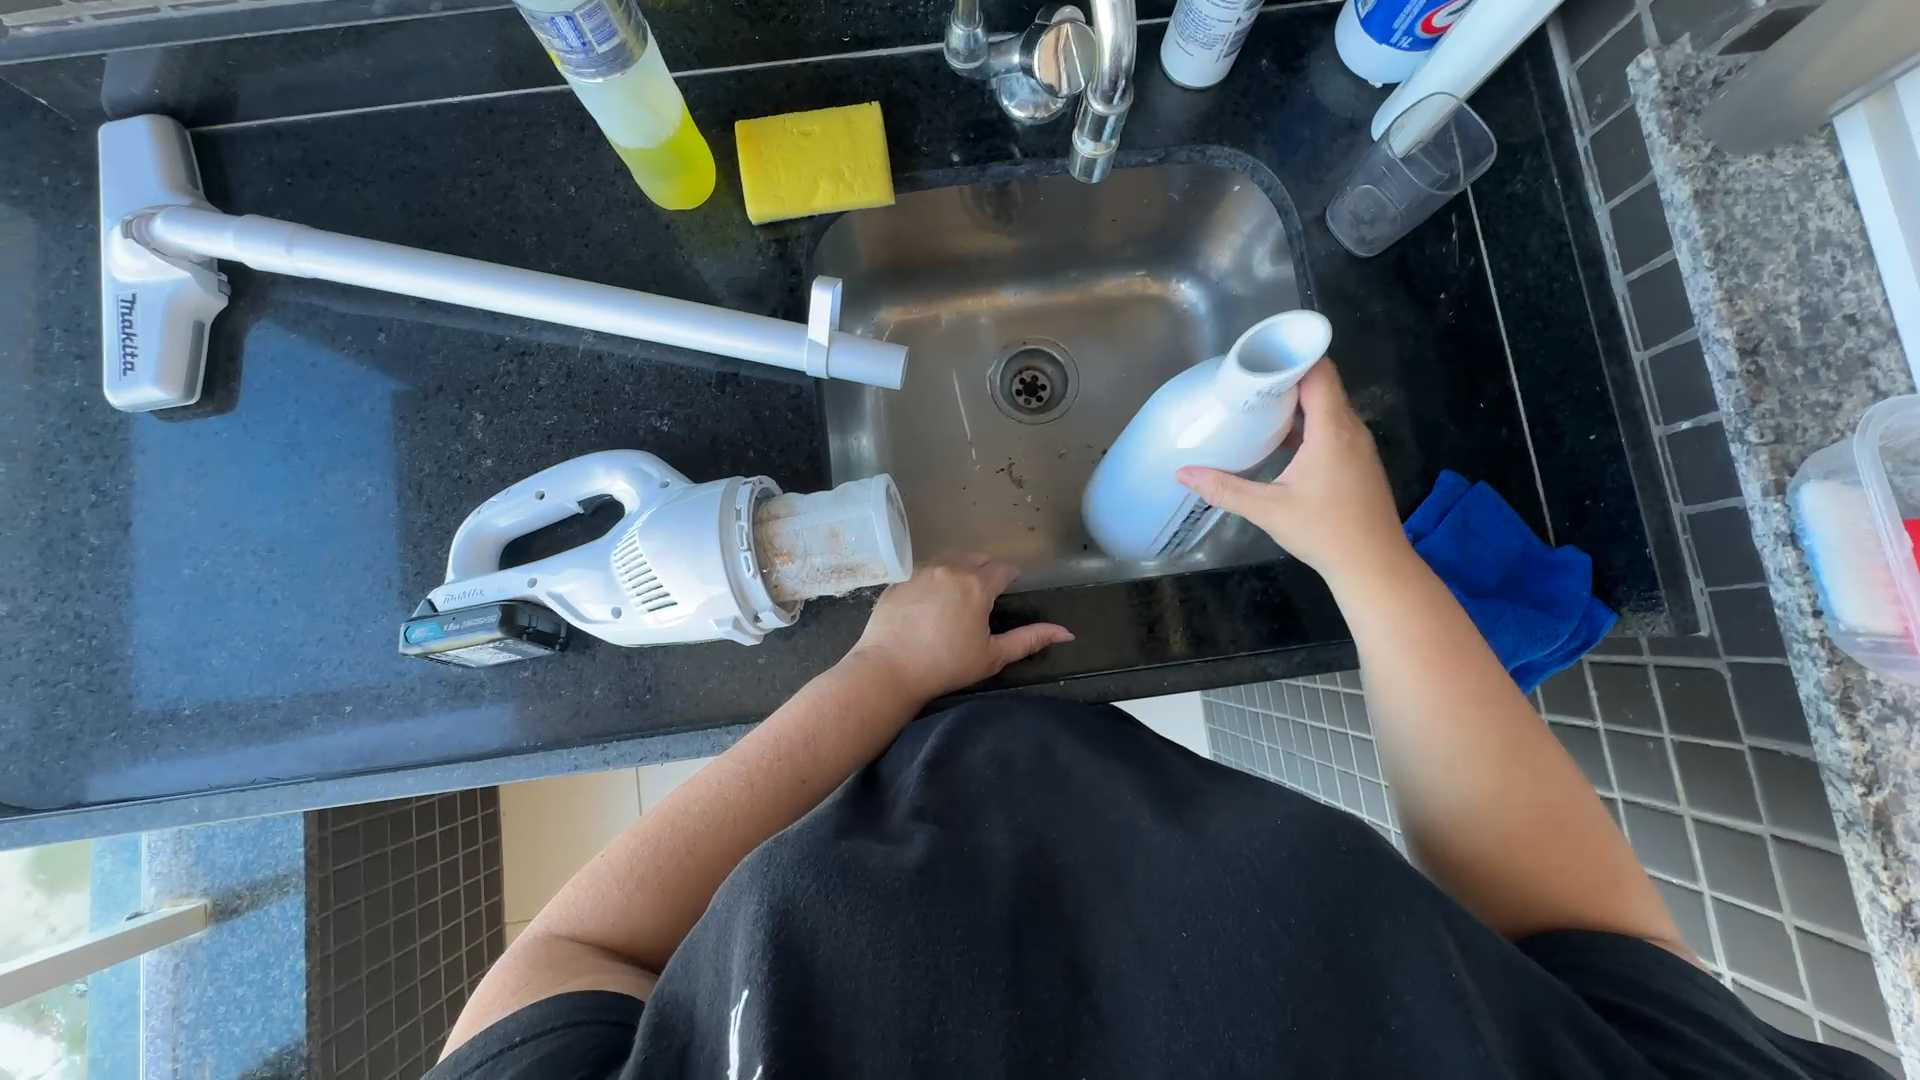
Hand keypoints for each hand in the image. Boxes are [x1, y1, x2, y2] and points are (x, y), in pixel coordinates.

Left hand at [844, 553, 1073, 701]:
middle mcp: (950, 568)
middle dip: (986, 569)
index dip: (1010, 578)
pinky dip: (933, 576)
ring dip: (960, 568)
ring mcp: (921, 571)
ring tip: (959, 592)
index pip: (1003, 569)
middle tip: (986, 593)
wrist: (888, 668)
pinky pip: (923, 568)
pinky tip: (930, 598)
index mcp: (977, 585)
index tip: (1009, 590)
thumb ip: (1030, 639)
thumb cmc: (946, 665)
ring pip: (949, 558)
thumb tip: (1067, 632)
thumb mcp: (993, 656)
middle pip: (977, 557)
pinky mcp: (898, 579)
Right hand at [1176, 360, 1410, 586]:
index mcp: (1331, 430)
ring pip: (1327, 406)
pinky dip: (1307, 422)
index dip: (1289, 360)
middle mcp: (1350, 428)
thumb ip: (1224, 489)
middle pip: (1322, 385)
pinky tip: (1280, 439)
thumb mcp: (1268, 510)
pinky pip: (1332, 426)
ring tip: (1258, 407)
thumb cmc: (1324, 532)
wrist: (1373, 564)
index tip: (1255, 364)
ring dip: (1296, 402)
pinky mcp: (1358, 460)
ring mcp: (1358, 445)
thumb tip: (1182, 474)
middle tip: (1246, 385)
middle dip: (1285, 379)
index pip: (1318, 372)